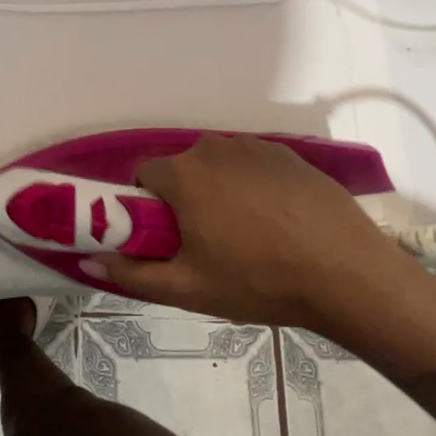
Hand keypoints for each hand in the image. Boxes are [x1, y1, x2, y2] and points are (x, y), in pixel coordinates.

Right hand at [88, 134, 414, 328]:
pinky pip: (253, 165)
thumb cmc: (259, 281)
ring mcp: (254, 147)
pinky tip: (277, 222)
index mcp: (182, 174)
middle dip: (184, 199)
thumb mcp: (189, 288)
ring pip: (218, 166)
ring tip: (246, 235)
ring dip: (219, 191)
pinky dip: (254, 187)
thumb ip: (132, 273)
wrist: (349, 274)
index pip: (144, 176)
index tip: (166, 237)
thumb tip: (86, 260)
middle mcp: (212, 148)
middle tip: (206, 243)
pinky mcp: (289, 154)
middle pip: (182, 169)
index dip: (148, 207)